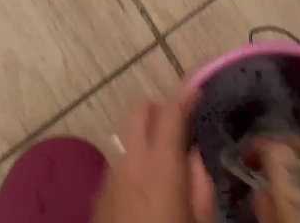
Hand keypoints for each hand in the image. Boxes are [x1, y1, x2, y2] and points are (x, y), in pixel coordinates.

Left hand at [92, 89, 215, 222]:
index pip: (171, 112)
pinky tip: (143, 179)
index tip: (196, 89)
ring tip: (160, 152)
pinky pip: (118, 159)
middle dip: (158, 106)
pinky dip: (132, 156)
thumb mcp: (200, 220)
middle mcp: (132, 160)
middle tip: (176, 121)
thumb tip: (193, 157)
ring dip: (143, 132)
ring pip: (126, 133)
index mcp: (161, 164)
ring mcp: (111, 174)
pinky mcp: (99, 192)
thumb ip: (200, 183)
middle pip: (139, 109)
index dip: (184, 95)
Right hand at [247, 137, 299, 222]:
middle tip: (265, 169)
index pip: (262, 142)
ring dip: (295, 158)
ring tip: (287, 177)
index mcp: (284, 157)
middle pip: (287, 141)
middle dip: (275, 151)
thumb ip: (263, 204)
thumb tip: (260, 192)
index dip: (252, 152)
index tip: (246, 164)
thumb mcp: (272, 222)